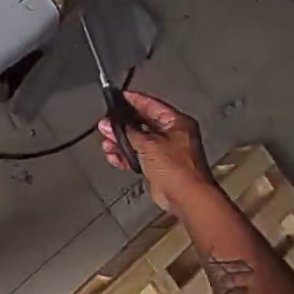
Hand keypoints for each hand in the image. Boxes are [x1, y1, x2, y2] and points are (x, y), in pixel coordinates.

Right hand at [98, 91, 214, 209]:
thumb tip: (111, 125)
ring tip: (108, 143)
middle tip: (107, 124)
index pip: (152, 105)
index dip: (134, 100)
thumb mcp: (148, 144)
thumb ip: (127, 132)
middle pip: (142, 123)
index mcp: (178, 123)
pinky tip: (116, 157)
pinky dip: (126, 156)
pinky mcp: (159, 166)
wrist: (185, 196)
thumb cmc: (180, 170)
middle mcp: (173, 135)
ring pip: (138, 141)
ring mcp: (166, 151)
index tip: (119, 97)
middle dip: (123, 125)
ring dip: (121, 142)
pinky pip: (138, 156)